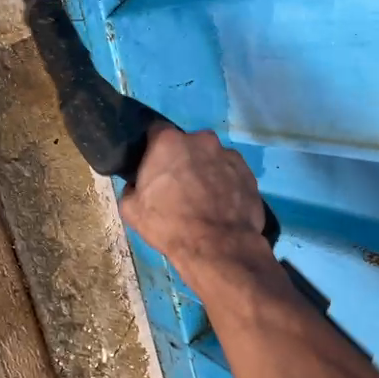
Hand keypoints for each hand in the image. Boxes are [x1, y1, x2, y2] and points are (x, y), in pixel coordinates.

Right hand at [117, 125, 270, 290]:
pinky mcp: (248, 172)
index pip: (155, 131)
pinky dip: (223, 183)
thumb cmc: (167, 224)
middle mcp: (201, 140)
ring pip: (210, 157)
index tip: (149, 164)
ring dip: (204, 170)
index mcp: (168, 142)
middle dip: (180, 159)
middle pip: (186, 143)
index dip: (151, 148)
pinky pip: (229, 172)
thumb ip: (132, 188)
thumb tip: (140, 185)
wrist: (217, 245)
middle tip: (175, 184)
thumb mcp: (130, 209)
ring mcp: (228, 154)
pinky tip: (218, 204)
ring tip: (201, 197)